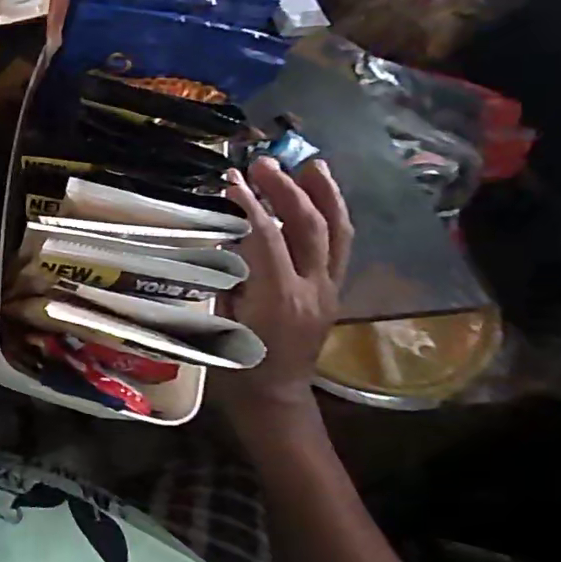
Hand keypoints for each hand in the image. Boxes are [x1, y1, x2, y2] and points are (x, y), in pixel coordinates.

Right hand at [215, 157, 354, 423]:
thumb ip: (226, 275)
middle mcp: (312, 289)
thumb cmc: (235, 363)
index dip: (249, 203)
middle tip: (261, 163)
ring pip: (337, 233)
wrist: (273, 398)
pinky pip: (341, 246)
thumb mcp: (220, 317)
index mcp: (278, 298)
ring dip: (323, 194)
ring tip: (309, 163)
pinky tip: (323, 196)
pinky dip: (334, 215)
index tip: (230, 178)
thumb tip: (225, 232)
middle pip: (307, 227)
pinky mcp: (334, 292)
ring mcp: (329, 290)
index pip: (267, 236)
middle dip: (286, 189)